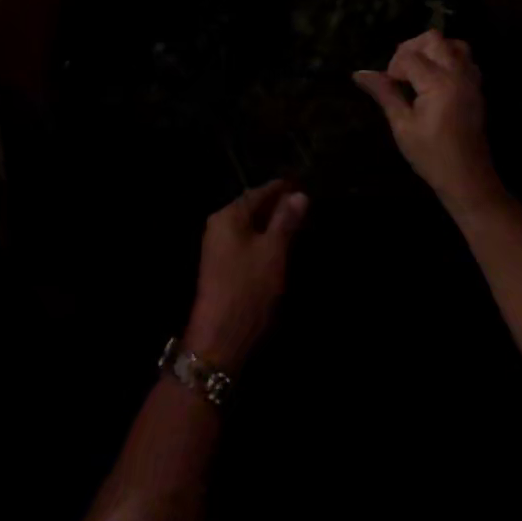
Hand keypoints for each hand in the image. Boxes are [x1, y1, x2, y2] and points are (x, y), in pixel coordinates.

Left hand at [183, 179, 308, 370]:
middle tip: (304, 201)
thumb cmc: (248, 290)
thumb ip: (286, 222)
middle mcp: (218, 225)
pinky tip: (280, 245)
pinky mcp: (221, 266)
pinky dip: (264, 239)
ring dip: (271, 223)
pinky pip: (246, 242)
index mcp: (228, 216)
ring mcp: (217, 247)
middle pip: (251, 207)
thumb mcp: (273, 253)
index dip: (280, 188)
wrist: (219, 338)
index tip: (302, 182)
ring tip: (298, 221)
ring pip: (249, 226)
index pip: (258, 192)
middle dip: (276, 204)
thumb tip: (299, 194)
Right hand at [354, 30, 497, 207]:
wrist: (467, 178)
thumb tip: (359, 73)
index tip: (389, 86)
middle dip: (411, 49)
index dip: (393, 67)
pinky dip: (448, 59)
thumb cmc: (431, 155)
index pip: (409, 57)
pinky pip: (464, 58)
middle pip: (433, 39)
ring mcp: (471, 79)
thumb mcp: (401, 125)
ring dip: (432, 51)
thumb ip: (384, 93)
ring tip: (418, 72)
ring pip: (453, 44)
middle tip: (400, 73)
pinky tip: (434, 81)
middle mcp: (458, 74)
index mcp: (438, 83)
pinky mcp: (477, 87)